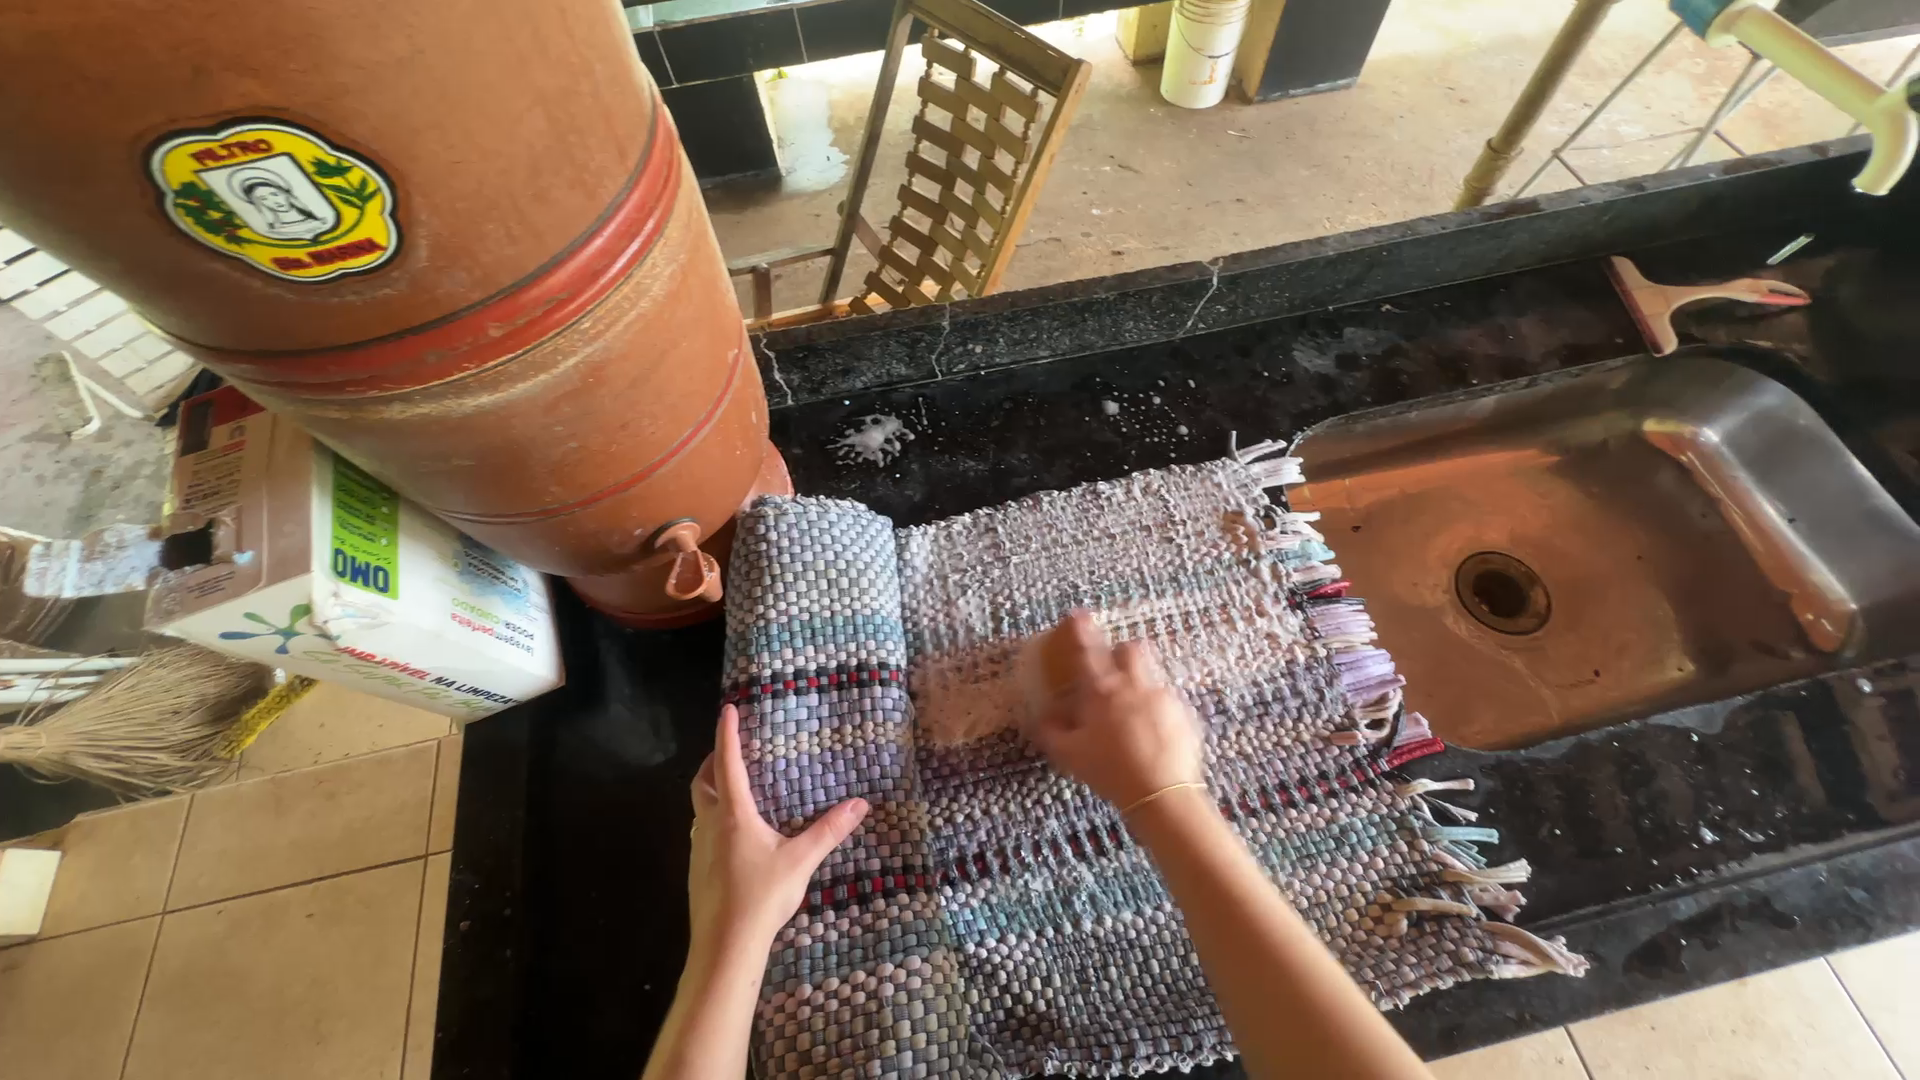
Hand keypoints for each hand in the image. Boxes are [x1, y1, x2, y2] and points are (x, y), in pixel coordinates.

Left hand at [688, 704, 869, 954]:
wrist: (724, 948)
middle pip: (702, 782)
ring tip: (734, 787)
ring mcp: (698, 850)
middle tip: (729, 749)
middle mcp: (709, 825)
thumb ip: (829, 831)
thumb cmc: (761, 897)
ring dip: (711, 789)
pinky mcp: (697, 871)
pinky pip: (701, 830)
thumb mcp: (801, 861)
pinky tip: (733, 833)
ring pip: (699, 808)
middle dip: (712, 761)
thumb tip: (860, 804)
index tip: (727, 709)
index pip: (726, 763)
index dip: (726, 734)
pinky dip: (713, 816)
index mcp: (733, 814)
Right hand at [1020, 611, 1204, 809]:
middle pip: (1131, 649)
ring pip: (1152, 675)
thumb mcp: (1070, 755)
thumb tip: (1043, 718)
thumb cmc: (1110, 771)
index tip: (1079, 614)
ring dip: (1141, 683)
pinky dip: (1159, 712)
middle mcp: (1134, 686)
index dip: (1082, 630)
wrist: (1162, 793)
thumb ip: (1052, 732)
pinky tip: (1154, 736)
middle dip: (1122, 650)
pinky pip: (1170, 702)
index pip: (1089, 651)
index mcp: (1102, 692)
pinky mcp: (1185, 715)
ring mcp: (1163, 698)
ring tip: (1135, 711)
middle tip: (1115, 667)